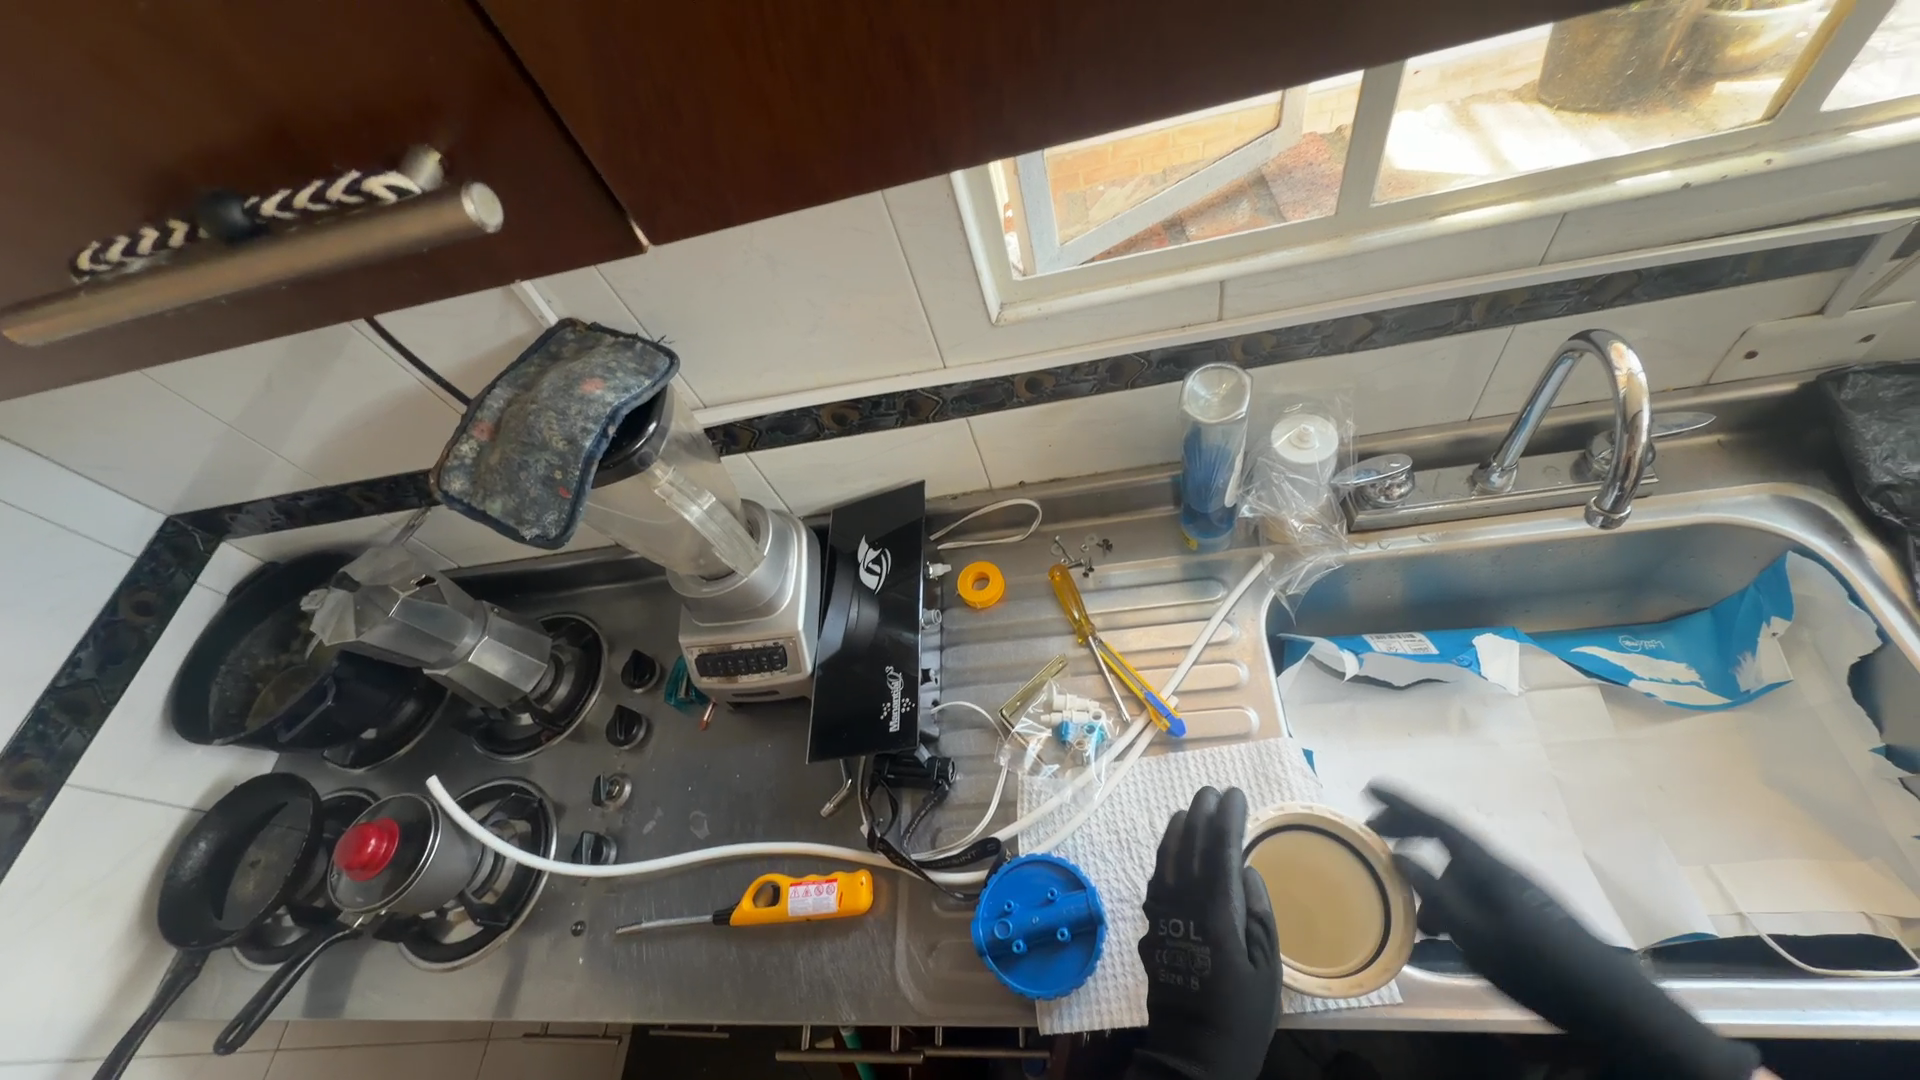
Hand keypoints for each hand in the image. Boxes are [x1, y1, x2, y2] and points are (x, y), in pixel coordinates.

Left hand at [1131, 786, 1277, 1079]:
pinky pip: (1156, 879)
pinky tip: (1171, 850)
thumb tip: (1244, 870)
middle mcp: (1182, 904)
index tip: (1236, 795)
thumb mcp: (1267, 972)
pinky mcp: (1151, 928)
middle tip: (1213, 791)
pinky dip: (1164, 857)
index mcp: (1215, 913)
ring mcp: (1162, 914)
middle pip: (1188, 847)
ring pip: (1165, 860)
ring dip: (1177, 830)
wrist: (1191, 1054)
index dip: (1227, 818)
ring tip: (1189, 810)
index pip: (1219, 850)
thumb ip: (1258, 916)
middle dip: (1200, 815)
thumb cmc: (1240, 1018)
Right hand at [1366, 785, 1760, 1079]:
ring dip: (1428, 875)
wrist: (1608, 1003)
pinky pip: (1471, 888)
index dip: (1402, 804)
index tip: (1371, 788)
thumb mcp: (1471, 932)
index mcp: (1485, 866)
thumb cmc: (1533, 965)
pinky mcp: (1523, 910)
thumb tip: (1398, 855)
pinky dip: (1447, 896)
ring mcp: (1513, 888)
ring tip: (1409, 908)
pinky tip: (1442, 928)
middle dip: (1409, 830)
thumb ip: (1433, 892)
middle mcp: (1499, 868)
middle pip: (1446, 837)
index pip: (1437, 822)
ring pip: (1458, 868)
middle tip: (1374, 835)